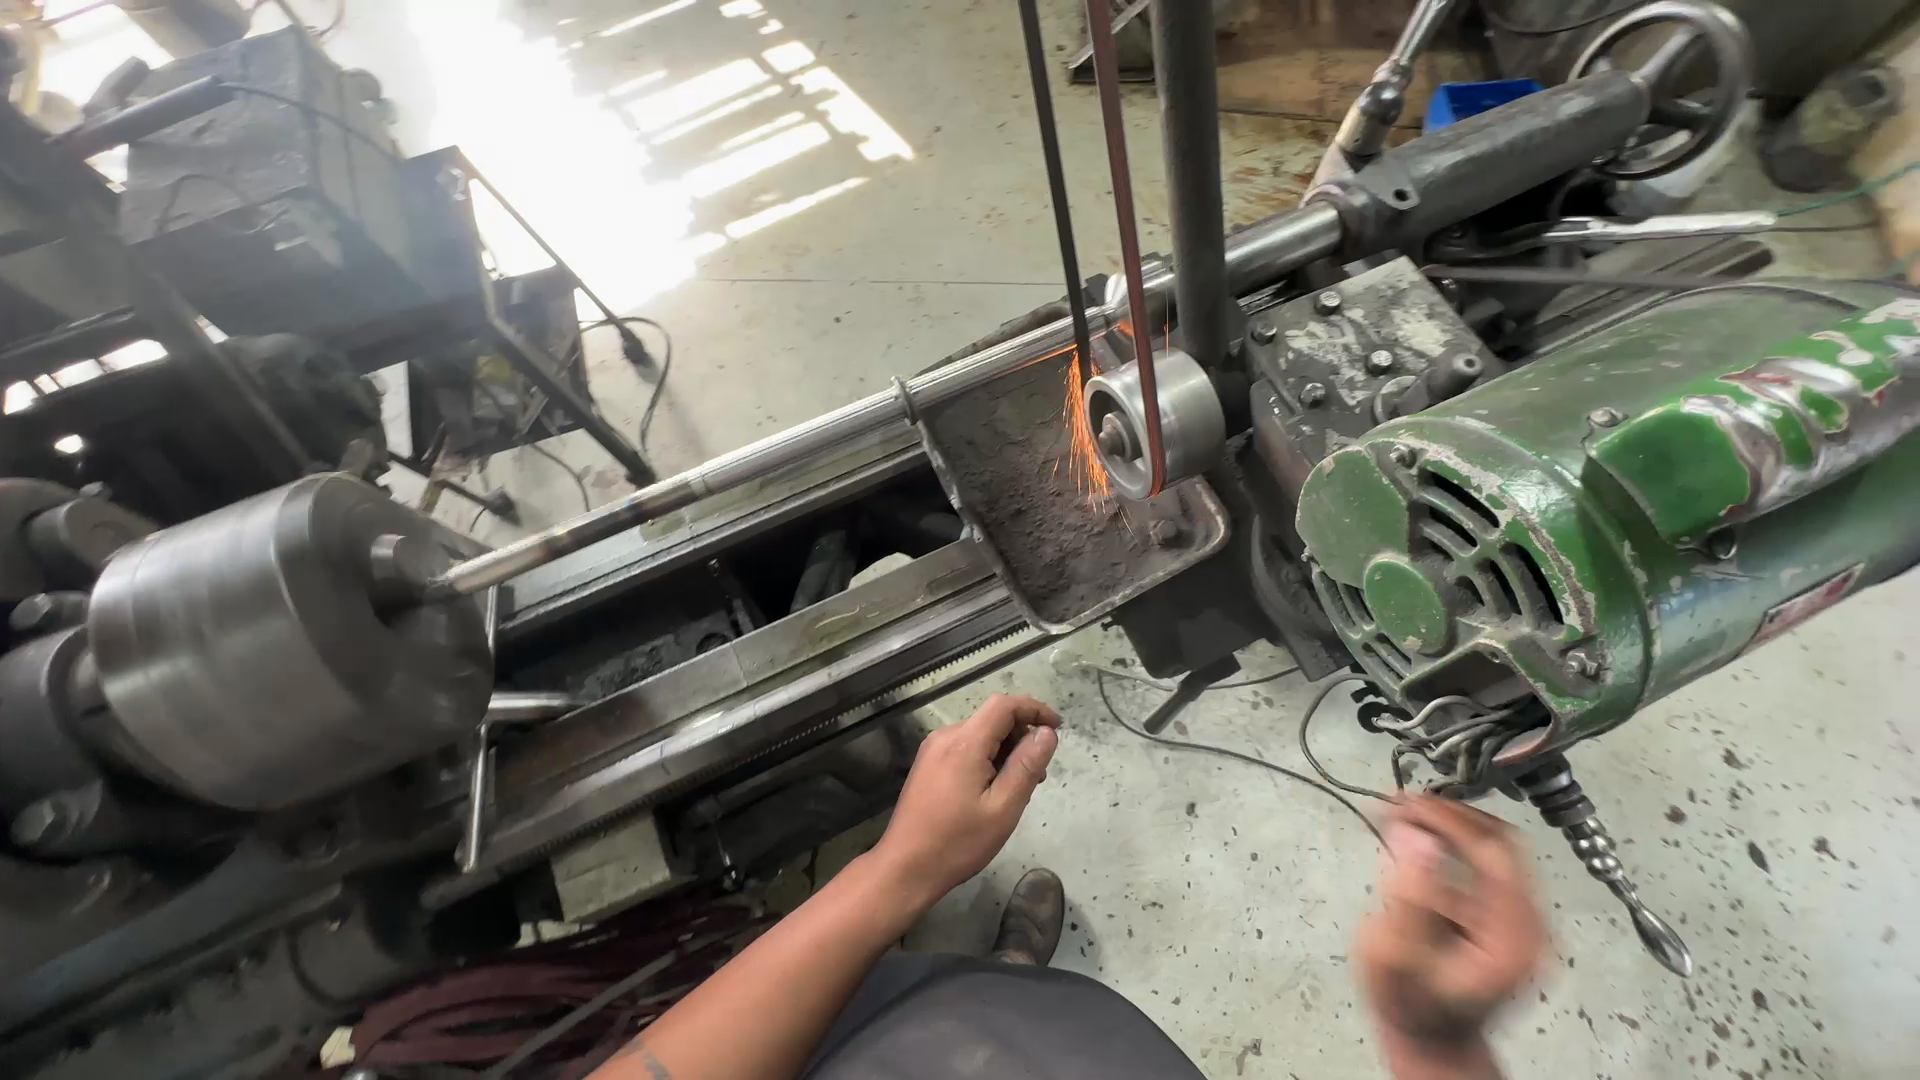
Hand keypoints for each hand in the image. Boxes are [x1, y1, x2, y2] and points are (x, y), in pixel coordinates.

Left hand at [870, 694, 1060, 907]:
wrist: (906, 867)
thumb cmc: (958, 842)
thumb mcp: (1003, 808)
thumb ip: (1026, 766)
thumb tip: (1046, 733)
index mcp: (964, 743)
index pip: (1004, 705)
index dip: (1034, 709)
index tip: (1057, 727)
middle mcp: (946, 737)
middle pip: (992, 719)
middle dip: (1021, 737)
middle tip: (1038, 776)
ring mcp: (933, 750)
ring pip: (980, 735)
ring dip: (1005, 751)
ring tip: (1017, 789)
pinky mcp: (928, 765)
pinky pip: (965, 749)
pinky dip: (987, 759)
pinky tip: (992, 791)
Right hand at [1357, 797, 1545, 1050]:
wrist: (1429, 1032)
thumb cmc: (1408, 997)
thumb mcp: (1396, 950)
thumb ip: (1409, 894)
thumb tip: (1417, 835)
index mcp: (1512, 935)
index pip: (1494, 851)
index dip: (1449, 818)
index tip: (1406, 802)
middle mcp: (1530, 924)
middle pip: (1501, 843)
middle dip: (1450, 815)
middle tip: (1403, 803)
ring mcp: (1521, 919)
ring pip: (1495, 847)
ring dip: (1449, 824)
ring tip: (1404, 814)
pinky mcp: (1504, 914)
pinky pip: (1486, 863)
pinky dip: (1451, 841)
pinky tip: (1418, 837)